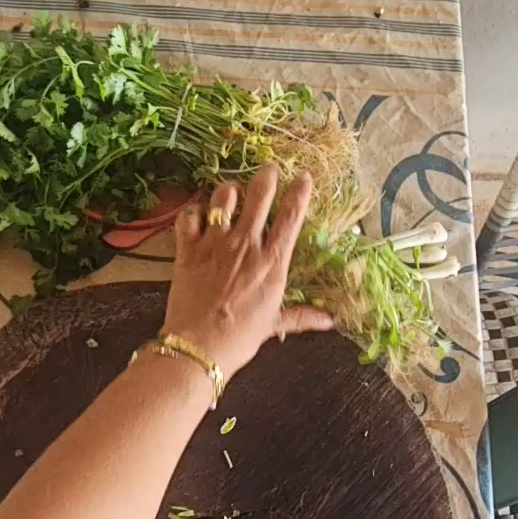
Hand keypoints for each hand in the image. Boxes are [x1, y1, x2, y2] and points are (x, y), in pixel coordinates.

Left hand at [162, 164, 333, 376]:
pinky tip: (197, 218)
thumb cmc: (240, 338)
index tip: (303, 177)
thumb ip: (301, 316)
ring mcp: (215, 244)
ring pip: (223, 198)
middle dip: (266, 176)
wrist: (199, 347)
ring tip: (230, 195)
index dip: (300, 191)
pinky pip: (189, 217)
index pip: (291, 216)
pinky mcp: (188, 249)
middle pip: (260, 194)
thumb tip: (329, 321)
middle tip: (269, 171)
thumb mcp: (273, 324)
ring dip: (228, 192)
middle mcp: (246, 245)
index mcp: (272, 262)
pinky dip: (193, 213)